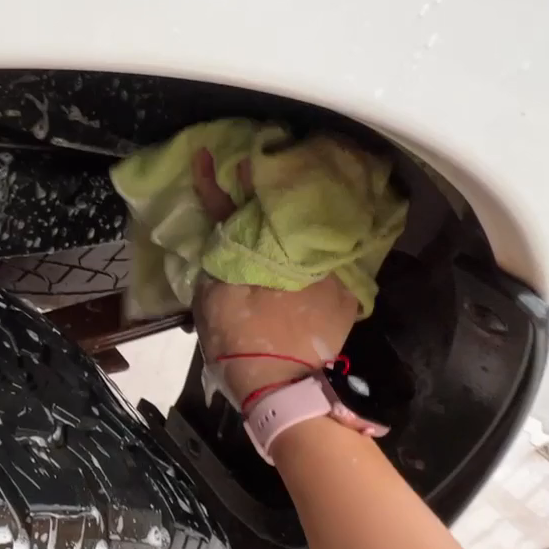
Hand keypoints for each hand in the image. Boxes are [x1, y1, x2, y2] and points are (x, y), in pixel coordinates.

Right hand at [187, 148, 358, 405]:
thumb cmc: (242, 341)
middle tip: (257, 166)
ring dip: (292, 218)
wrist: (281, 391)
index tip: (208, 157)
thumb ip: (223, 255)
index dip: (218, 185)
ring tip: (278, 200)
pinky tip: (297, 246)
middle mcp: (311, 258)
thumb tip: (229, 225)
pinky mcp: (341, 299)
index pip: (239, 210)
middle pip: (285, 215)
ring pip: (308, 236)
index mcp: (275, 253)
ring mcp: (332, 279)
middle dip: (268, 191)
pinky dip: (309, 247)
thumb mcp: (217, 295)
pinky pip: (324, 259)